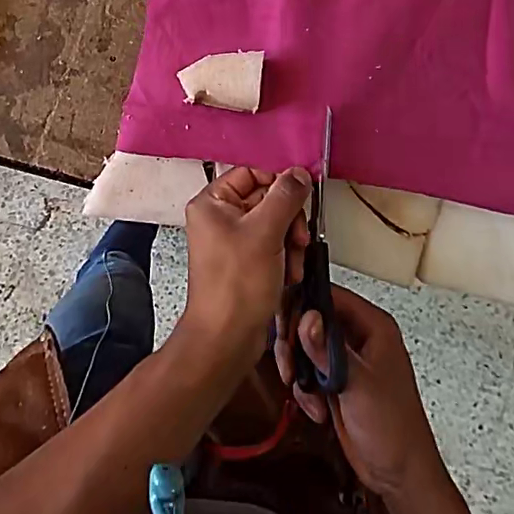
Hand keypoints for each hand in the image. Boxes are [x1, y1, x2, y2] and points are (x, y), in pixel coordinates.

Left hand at [177, 166, 312, 378]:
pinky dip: (286, 256)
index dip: (278, 181)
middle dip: (288, 218)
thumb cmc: (234, 288)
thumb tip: (299, 174)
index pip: (252, 172)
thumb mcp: (266, 232)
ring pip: (275, 222)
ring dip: (290, 240)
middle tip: (296, 236)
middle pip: (267, 198)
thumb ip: (285, 197)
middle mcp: (220, 218)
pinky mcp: (246, 260)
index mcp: (212, 202)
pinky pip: (274, 244)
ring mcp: (233, 240)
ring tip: (291, 261)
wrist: (227, 340)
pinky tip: (288, 272)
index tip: (301, 190)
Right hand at [277, 285, 444, 499]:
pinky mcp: (336, 382)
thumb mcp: (357, 383)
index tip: (285, 325)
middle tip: (289, 365)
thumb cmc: (392, 426)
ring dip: (300, 370)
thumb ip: (327, 350)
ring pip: (307, 347)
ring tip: (305, 391)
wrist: (398, 474)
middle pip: (313, 320)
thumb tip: (306, 317)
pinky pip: (309, 372)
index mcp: (373, 326)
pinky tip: (317, 409)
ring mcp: (347, 360)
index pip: (331, 296)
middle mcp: (359, 337)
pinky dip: (306, 389)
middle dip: (297, 343)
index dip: (304, 305)